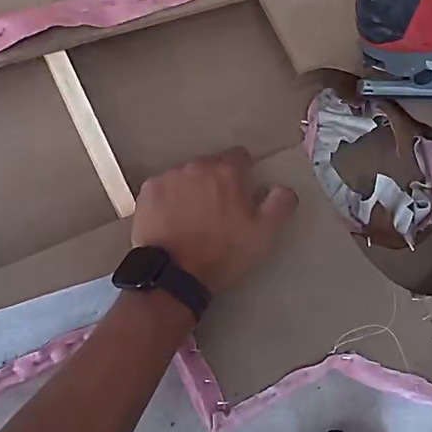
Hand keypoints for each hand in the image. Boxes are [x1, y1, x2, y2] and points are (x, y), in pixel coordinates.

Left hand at [132, 149, 297, 292]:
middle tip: (219, 212)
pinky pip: (164, 188)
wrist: (175, 275)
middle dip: (217, 182)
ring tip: (194, 219)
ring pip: (187, 176)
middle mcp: (196, 167)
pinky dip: (170, 200)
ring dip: (193, 190)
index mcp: (226, 172)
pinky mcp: (147, 193)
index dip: (244, 174)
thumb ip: (280, 204)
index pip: (240, 156)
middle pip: (211, 166)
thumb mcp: (263, 234)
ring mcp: (168, 178)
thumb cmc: (223, 254)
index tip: (243, 193)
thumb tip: (284, 188)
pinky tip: (173, 221)